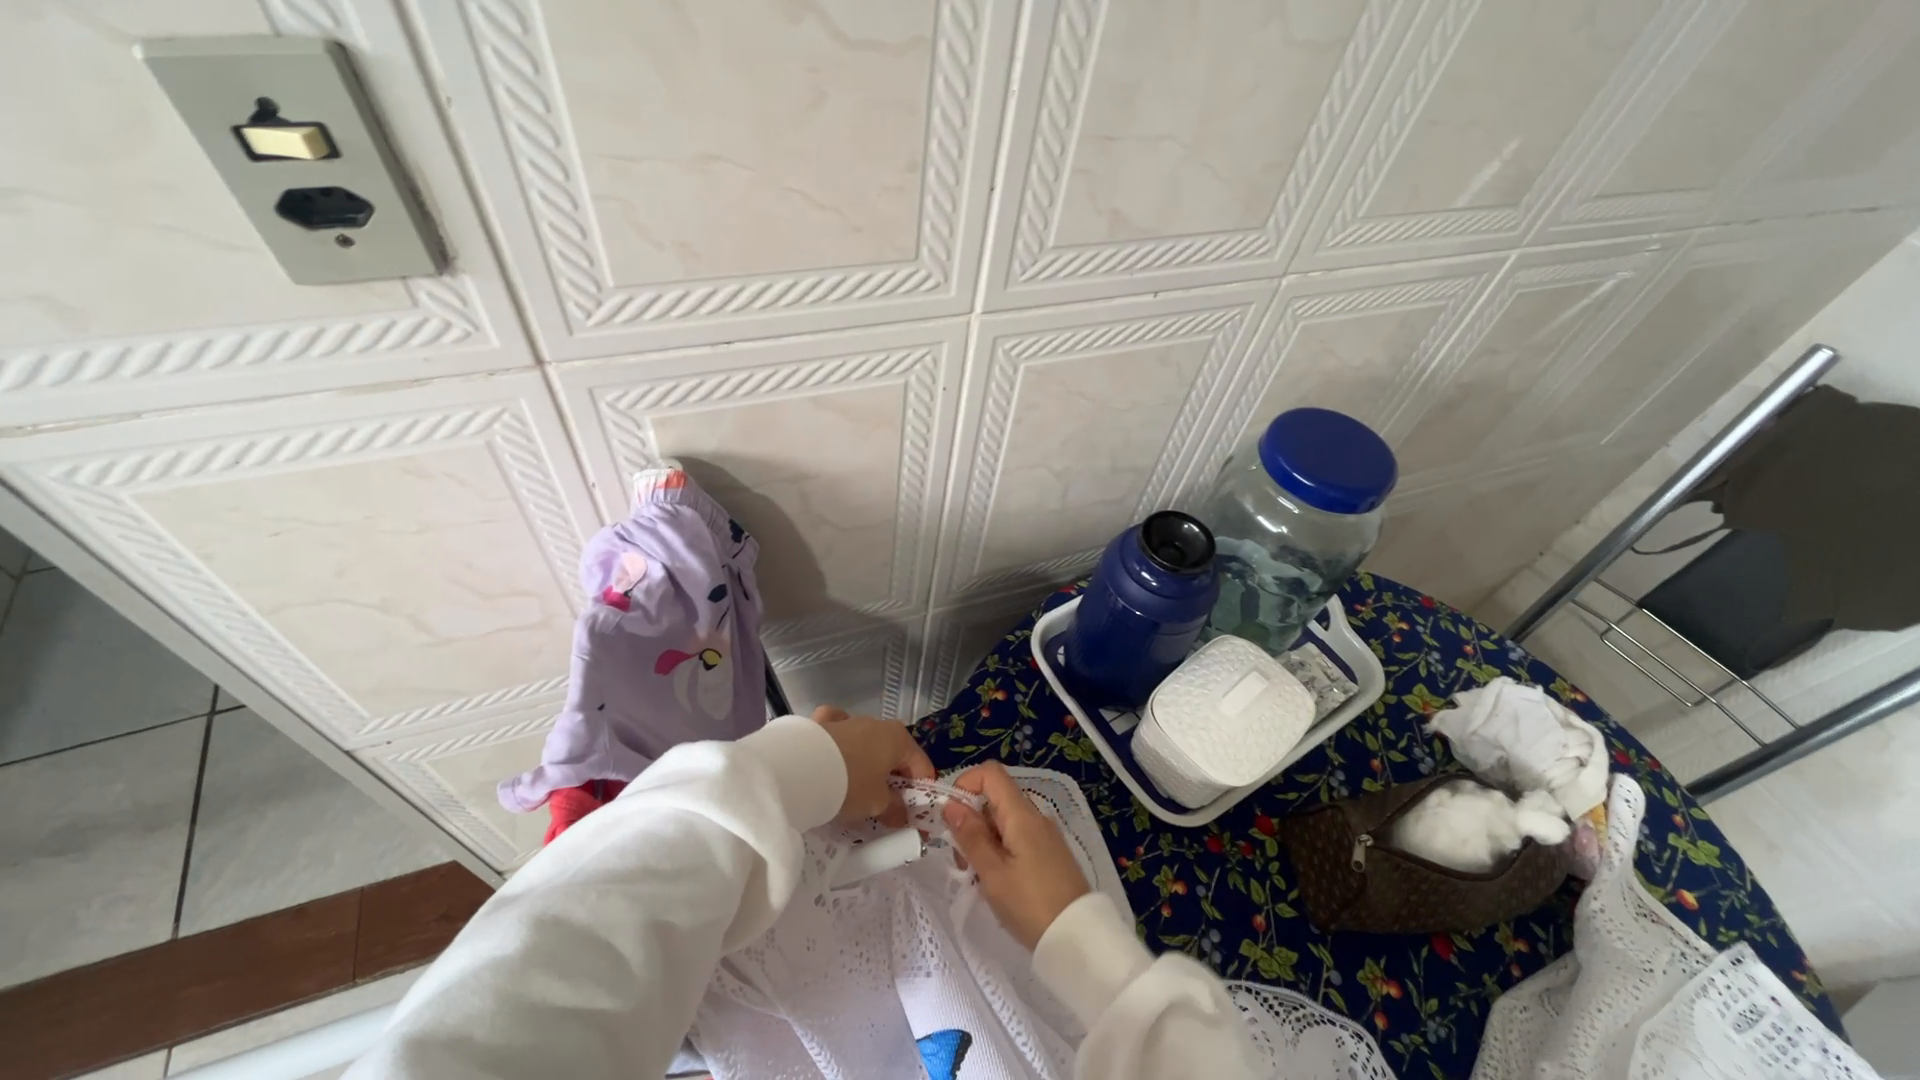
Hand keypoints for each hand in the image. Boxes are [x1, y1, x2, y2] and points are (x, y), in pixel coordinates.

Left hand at [810, 705, 934, 827]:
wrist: (800, 768)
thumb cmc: (850, 784)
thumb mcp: (877, 804)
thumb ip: (895, 809)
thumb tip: (901, 814)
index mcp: (898, 738)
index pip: (921, 766)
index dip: (920, 791)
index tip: (914, 814)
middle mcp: (876, 723)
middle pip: (893, 754)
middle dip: (892, 778)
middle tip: (885, 806)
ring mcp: (847, 720)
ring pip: (865, 743)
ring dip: (866, 763)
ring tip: (856, 789)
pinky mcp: (821, 723)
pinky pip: (837, 734)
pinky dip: (838, 744)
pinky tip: (833, 757)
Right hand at [942, 762, 1091, 949]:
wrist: (1078, 938)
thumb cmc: (1030, 904)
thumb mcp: (992, 873)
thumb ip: (971, 836)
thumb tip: (952, 805)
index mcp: (1022, 814)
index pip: (991, 773)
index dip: (966, 783)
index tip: (950, 816)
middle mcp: (1036, 817)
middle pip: (995, 799)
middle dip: (971, 821)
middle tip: (963, 861)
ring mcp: (1045, 836)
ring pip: (1004, 822)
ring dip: (984, 841)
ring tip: (980, 878)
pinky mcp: (1050, 855)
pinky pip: (1018, 839)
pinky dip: (1000, 851)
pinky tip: (998, 882)